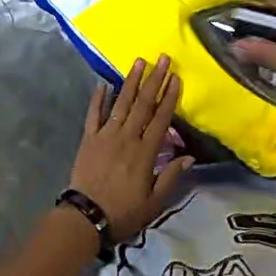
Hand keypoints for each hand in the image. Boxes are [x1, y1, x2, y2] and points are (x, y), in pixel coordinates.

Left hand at [69, 56, 195, 240]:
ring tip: (139, 61)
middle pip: (143, 104)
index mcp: (145, 153)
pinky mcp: (88, 138)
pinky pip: (94, 114)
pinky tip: (103, 83)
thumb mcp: (154, 202)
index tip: (176, 78)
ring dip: (131, 81)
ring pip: (121, 103)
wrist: (86, 217)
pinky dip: (99, 98)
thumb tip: (189, 157)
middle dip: (154, 80)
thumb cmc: (123, 212)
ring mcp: (106, 135)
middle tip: (163, 59)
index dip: (170, 97)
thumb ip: (171, 177)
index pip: (161, 119)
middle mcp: (127, 137)